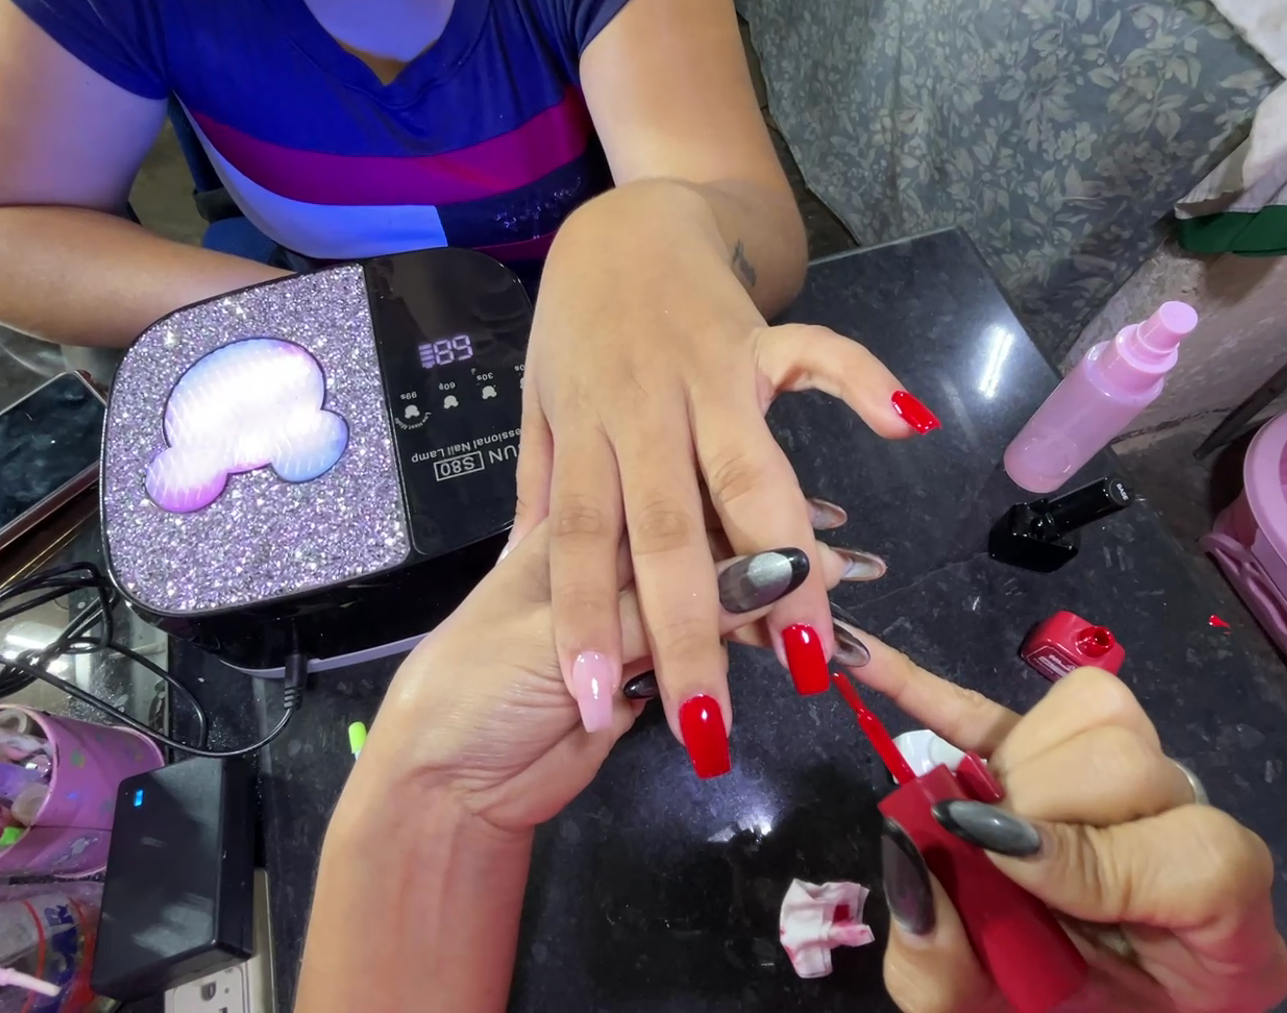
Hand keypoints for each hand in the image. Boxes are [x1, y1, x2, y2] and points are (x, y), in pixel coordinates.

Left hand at [356, 523, 843, 833]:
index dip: (734, 519)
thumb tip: (756, 581)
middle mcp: (613, 554)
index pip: (669, 510)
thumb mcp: (557, 634)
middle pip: (702, 546)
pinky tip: (790, 639)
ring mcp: (632, 608)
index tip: (804, 527)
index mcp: (577, 525)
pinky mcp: (646, 661)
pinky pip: (707, 643)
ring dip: (765, 601)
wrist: (445, 776)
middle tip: (840, 567)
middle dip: (766, 556)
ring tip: (831, 602)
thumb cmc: (478, 680)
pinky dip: (748, 643)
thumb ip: (651, 610)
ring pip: (712, 591)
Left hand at [513, 180, 933, 776]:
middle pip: (670, 529)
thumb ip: (540, 485)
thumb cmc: (575, 325)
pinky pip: (818, 355)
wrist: (618, 222)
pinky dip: (860, 382)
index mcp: (587, 431)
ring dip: (784, 561)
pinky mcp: (758, 335)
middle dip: (693, 632)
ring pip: (748, 475)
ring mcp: (707, 372)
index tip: (596, 704)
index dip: (585, 622)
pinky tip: (905, 427)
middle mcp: (646, 409)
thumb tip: (528, 570)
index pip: (584, 539)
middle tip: (715, 725)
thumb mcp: (538, 405)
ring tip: (810, 649)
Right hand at [845, 627, 1286, 1012]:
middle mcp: (1191, 841)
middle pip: (1139, 762)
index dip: (1095, 853)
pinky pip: (998, 705)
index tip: (999, 857)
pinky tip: (866, 661)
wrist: (1044, 1000)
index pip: (1201, 856)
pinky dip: (929, 687)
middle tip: (980, 840)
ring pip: (1100, 709)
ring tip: (976, 801)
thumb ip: (944, 968)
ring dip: (1017, 750)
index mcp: (1219, 938)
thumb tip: (906, 851)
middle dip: (1038, 795)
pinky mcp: (1051, 753)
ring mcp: (1120, 783)